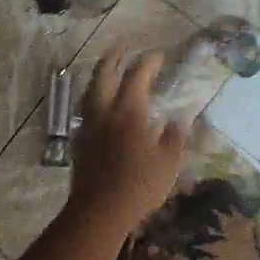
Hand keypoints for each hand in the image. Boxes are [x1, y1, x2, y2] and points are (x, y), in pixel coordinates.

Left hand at [68, 48, 187, 232]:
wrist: (99, 211)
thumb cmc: (139, 186)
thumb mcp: (168, 162)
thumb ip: (174, 135)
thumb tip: (179, 117)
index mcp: (129, 111)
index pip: (137, 75)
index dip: (149, 61)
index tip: (159, 55)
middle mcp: (105, 110)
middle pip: (104, 73)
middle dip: (115, 56)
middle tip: (126, 48)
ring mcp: (89, 124)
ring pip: (91, 89)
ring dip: (101, 74)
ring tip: (111, 70)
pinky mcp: (80, 140)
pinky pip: (86, 107)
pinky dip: (95, 95)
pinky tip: (102, 104)